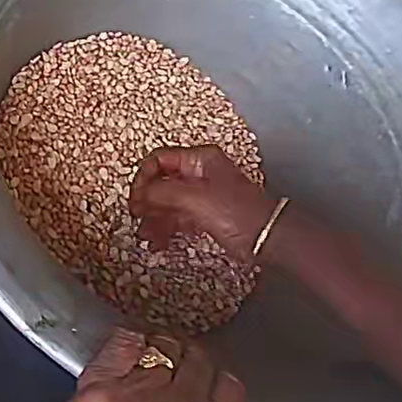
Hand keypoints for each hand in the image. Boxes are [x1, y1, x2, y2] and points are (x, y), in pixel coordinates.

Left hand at [1, 328, 311, 401]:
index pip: (231, 387)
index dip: (214, 387)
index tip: (199, 391)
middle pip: (199, 360)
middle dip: (186, 367)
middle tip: (168, 383)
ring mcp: (140, 400)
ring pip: (165, 347)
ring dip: (157, 354)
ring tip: (144, 376)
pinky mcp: (103, 384)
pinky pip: (128, 339)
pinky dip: (127, 343)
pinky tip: (124, 361)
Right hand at [128, 146, 276, 261]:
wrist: (266, 237)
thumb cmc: (237, 212)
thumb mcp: (194, 197)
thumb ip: (162, 191)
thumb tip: (140, 193)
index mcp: (199, 160)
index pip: (159, 160)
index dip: (143, 178)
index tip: (135, 199)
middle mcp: (199, 174)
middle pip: (161, 182)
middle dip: (146, 201)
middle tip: (136, 218)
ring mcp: (202, 195)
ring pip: (167, 202)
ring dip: (153, 218)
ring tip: (146, 236)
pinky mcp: (205, 215)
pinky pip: (177, 218)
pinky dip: (166, 228)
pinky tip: (158, 242)